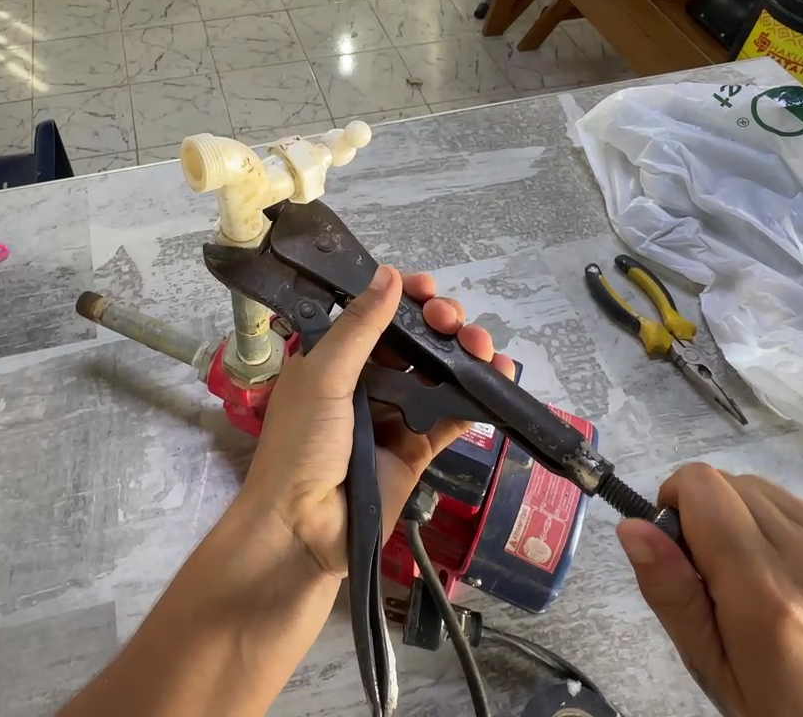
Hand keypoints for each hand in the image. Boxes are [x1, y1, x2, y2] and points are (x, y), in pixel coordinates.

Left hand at [236, 264, 513, 577]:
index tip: (428, 288)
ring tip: (483, 347)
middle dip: (440, 323)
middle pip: (413, 340)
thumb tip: (390, 274)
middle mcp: (366, 380)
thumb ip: (360, 328)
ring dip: (464, 353)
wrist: (302, 528)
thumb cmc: (302, 443)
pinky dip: (478, 396)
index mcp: (334, 357)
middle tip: (452, 321)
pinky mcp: (418, 448)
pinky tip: (500, 377)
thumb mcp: (324, 375)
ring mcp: (394, 414)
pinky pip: (452, 414)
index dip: (404, 299)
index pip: (376, 316)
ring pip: (438, 372)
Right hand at [618, 464, 802, 716]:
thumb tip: (634, 526)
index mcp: (769, 596)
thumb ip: (671, 594)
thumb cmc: (787, 712)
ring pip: (770, 493)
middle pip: (732, 483)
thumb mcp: (714, 670)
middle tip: (723, 577)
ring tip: (769, 582)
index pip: (701, 486)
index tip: (682, 547)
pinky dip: (792, 533)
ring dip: (752, 521)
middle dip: (712, 515)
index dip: (677, 503)